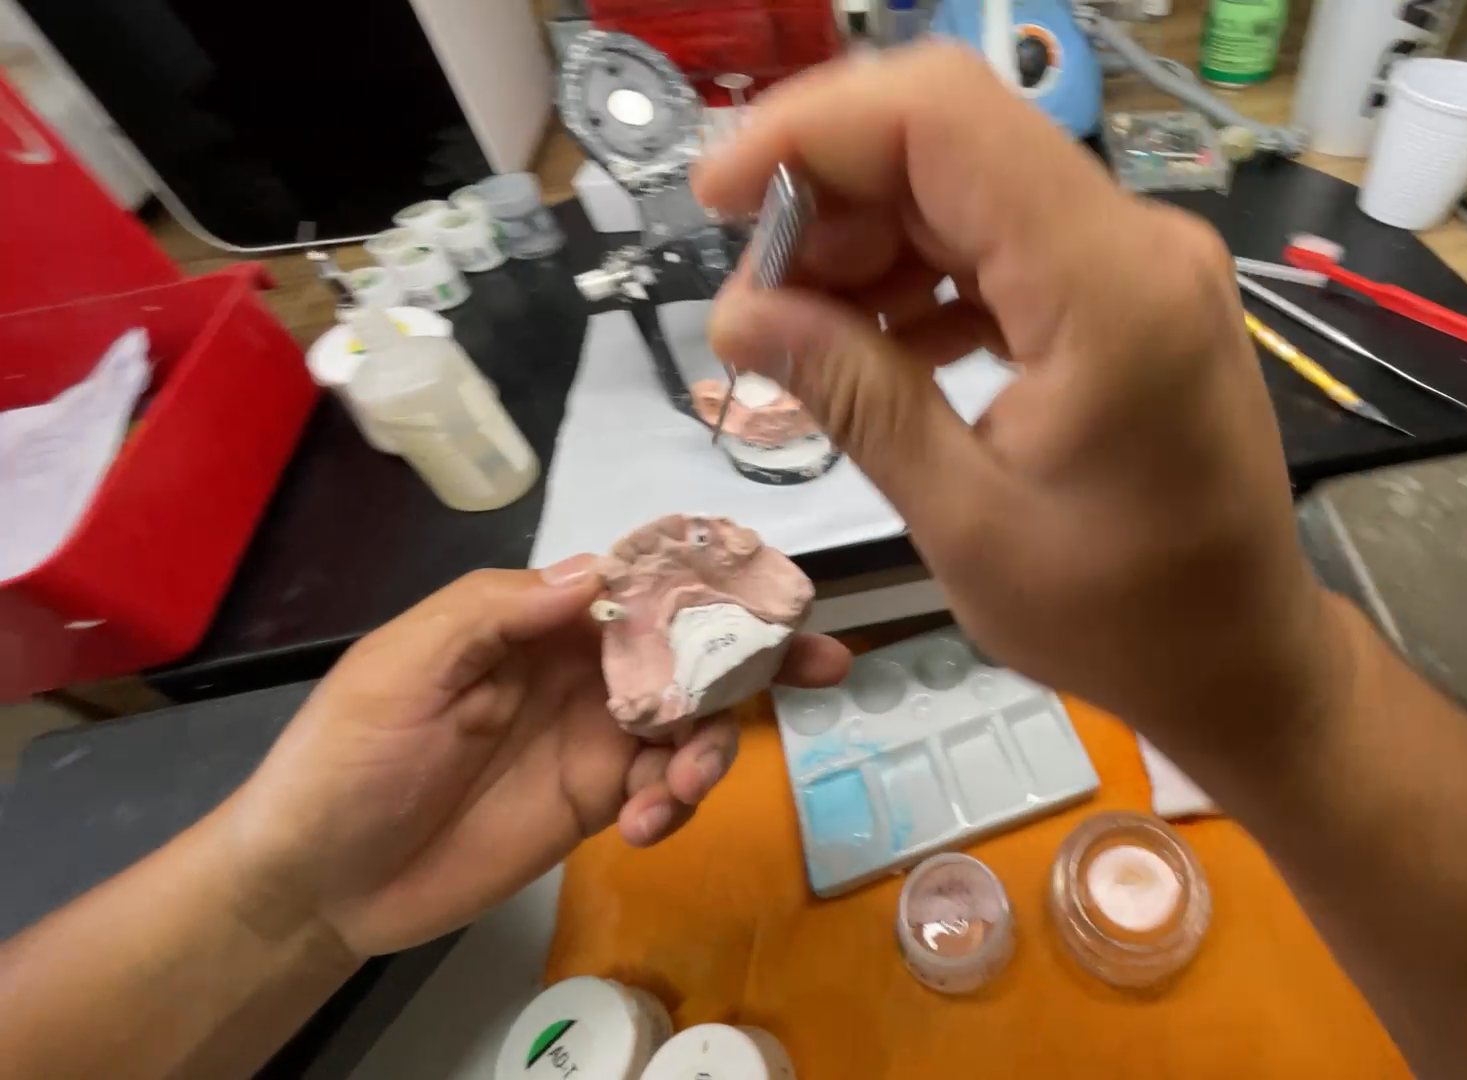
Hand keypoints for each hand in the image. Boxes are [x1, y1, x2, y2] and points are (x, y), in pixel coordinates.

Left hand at [211, 561, 849, 957]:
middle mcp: (596, 671)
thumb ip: (498, 611)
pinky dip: (675, 802)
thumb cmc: (351, 755)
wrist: (320, 883)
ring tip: (680, 786)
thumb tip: (600, 572)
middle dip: (763, 656)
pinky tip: (644, 825)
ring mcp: (607, 736)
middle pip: (698, 651)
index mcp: (555, 624)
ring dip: (712, 749)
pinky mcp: (607, 795)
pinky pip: (670, 786)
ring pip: (698, 723)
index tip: (775, 591)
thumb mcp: (405, 667)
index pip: (651, 588)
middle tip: (827, 662)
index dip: (715, 584)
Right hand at [697, 47, 1342, 765]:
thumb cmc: (1115, 617)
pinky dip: (935, 283)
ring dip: (876, 250)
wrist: (1235, 651)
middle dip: (831, 207)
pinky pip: (1012, 253)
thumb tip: (739, 316)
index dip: (809, 135)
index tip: (717, 201)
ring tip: (811, 339)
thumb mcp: (965, 521)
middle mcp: (1139, 246)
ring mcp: (1144, 269)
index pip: (938, 120)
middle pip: (951, 150)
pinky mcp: (1135, 302)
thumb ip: (855, 398)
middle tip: (760, 308)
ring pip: (974, 197)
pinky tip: (889, 349)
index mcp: (1107, 291)